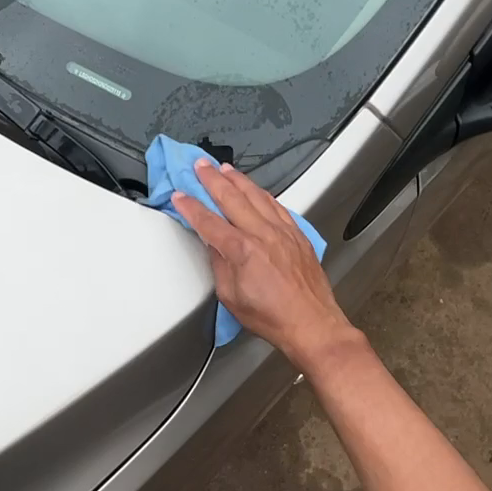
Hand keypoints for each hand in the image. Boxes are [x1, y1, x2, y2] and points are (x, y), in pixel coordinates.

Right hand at [172, 158, 357, 363]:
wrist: (311, 324)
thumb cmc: (273, 317)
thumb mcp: (230, 296)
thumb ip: (219, 265)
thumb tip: (214, 245)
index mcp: (242, 251)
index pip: (208, 221)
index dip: (191, 206)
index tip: (179, 196)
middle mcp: (264, 235)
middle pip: (232, 198)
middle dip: (212, 179)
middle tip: (200, 166)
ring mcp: (283, 232)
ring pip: (257, 196)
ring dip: (238, 180)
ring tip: (224, 169)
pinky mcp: (298, 236)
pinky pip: (278, 206)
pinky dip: (263, 194)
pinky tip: (256, 189)